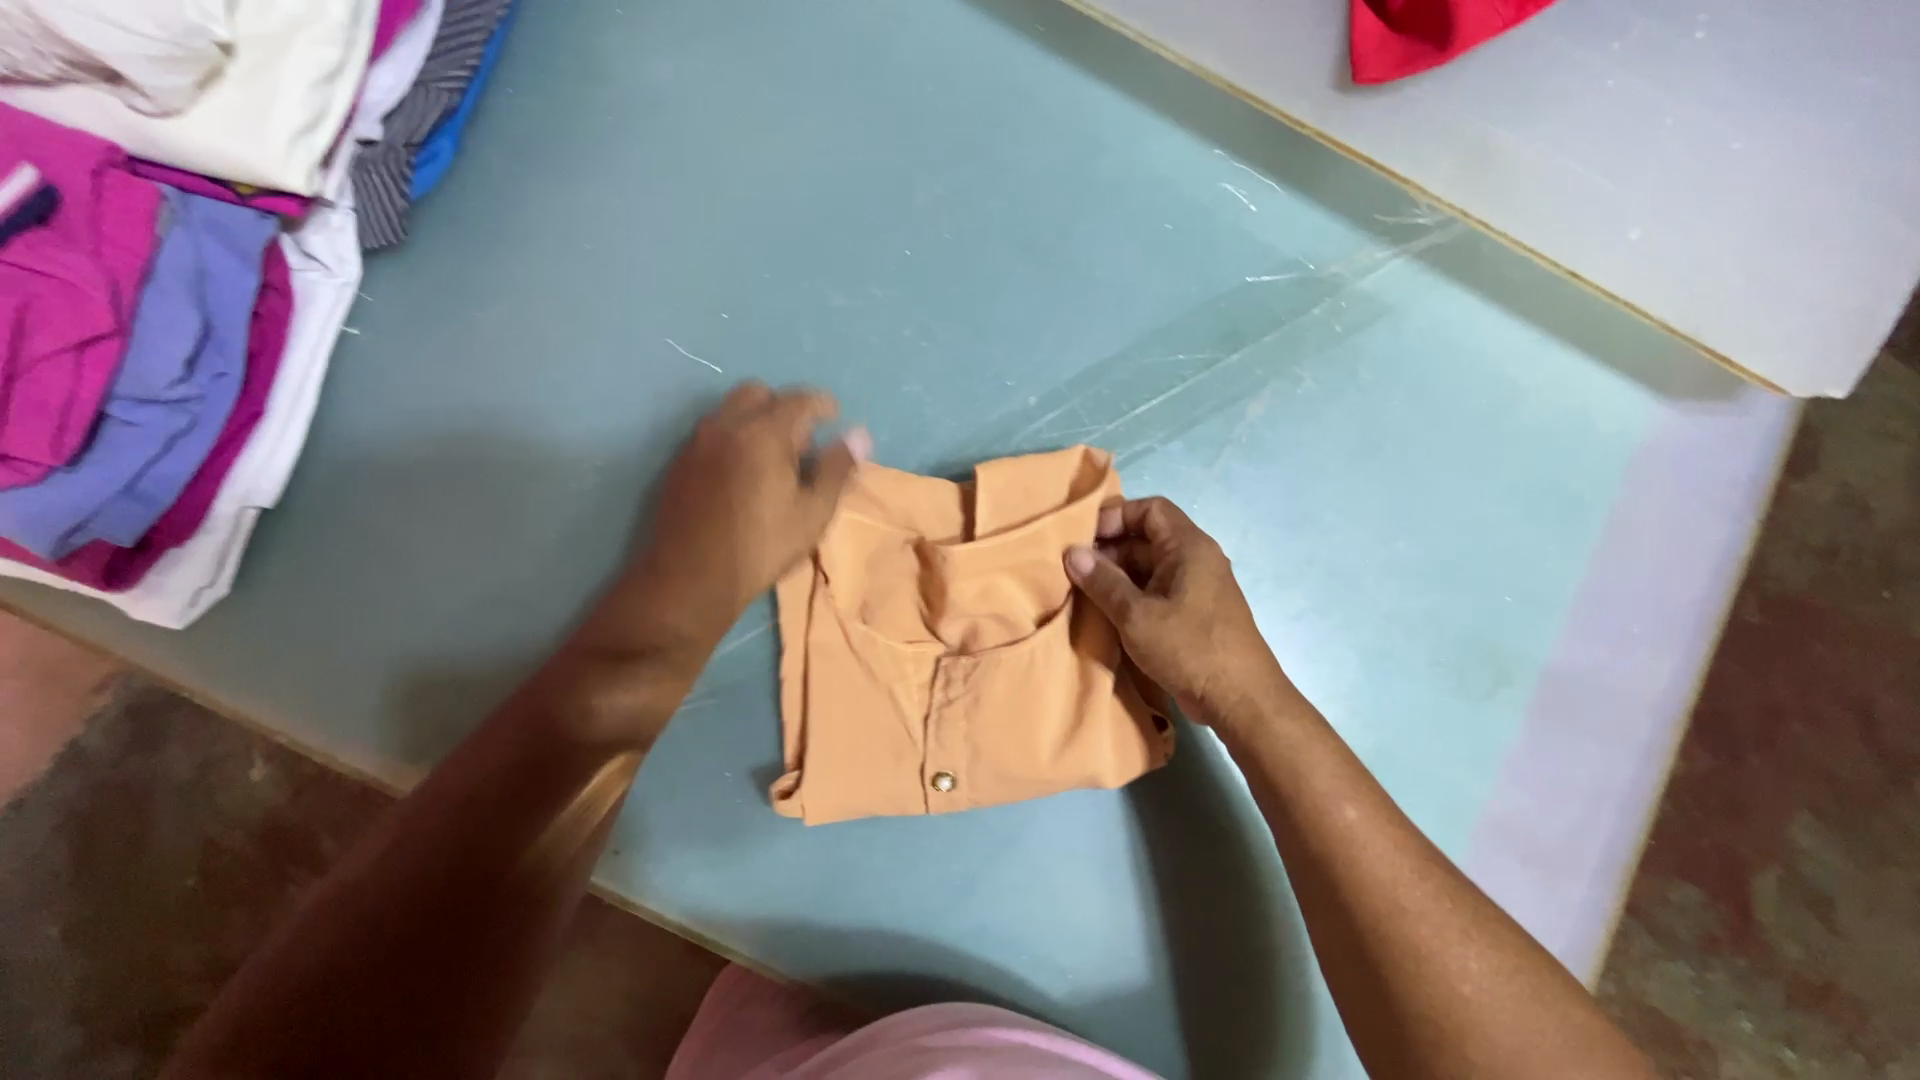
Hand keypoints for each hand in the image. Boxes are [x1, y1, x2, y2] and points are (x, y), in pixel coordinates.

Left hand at [546, 383, 867, 750]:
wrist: (691, 578)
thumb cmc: (761, 547)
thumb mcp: (813, 513)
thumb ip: (837, 469)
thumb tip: (859, 435)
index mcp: (763, 433)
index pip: (799, 400)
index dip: (822, 404)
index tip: (835, 416)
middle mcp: (726, 426)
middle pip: (759, 394)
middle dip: (784, 407)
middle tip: (802, 442)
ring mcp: (697, 442)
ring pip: (731, 411)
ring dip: (756, 420)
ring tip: (774, 460)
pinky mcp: (679, 463)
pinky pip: (712, 433)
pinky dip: (734, 438)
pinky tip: (744, 474)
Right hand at [1064, 496, 1296, 731]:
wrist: (1240, 699)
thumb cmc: (1188, 649)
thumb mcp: (1136, 615)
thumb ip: (1102, 581)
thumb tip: (1072, 553)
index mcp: (1189, 546)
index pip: (1150, 508)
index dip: (1115, 516)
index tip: (1084, 539)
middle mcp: (1197, 558)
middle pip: (1148, 536)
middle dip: (1110, 549)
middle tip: (1076, 570)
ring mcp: (1198, 586)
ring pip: (1151, 565)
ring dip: (1118, 575)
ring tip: (1085, 592)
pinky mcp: (1196, 612)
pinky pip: (1158, 589)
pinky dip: (1133, 594)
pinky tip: (1109, 613)